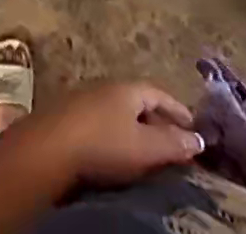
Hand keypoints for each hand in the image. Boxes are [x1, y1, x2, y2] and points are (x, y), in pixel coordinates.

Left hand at [14, 81, 205, 188]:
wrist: (47, 150)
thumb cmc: (102, 144)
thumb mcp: (144, 147)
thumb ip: (173, 143)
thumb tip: (199, 138)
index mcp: (126, 88)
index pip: (159, 94)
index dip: (178, 110)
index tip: (194, 127)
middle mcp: (104, 88)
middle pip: (138, 103)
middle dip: (158, 122)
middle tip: (174, 145)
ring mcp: (82, 101)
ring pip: (118, 114)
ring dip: (135, 131)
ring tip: (149, 154)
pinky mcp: (66, 119)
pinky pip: (101, 125)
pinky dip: (115, 137)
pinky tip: (117, 156)